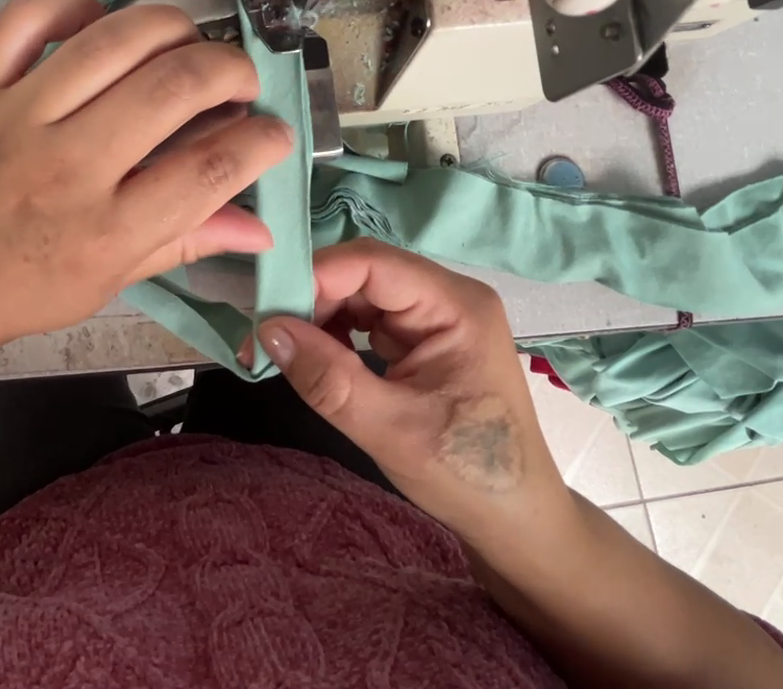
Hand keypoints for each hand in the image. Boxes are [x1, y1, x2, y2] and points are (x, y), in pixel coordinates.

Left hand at [0, 0, 293, 375]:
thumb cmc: (20, 291)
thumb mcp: (109, 283)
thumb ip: (187, 243)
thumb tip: (263, 224)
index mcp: (107, 230)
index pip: (212, 167)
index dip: (262, 140)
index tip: (274, 130)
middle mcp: (66, 167)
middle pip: (176, 86)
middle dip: (231, 70)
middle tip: (238, 79)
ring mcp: (14, 117)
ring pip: (114, 40)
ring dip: (171, 28)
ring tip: (186, 44)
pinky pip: (29, 17)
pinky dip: (75, 4)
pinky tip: (99, 23)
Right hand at [247, 239, 570, 536]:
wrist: (516, 521)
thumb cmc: (466, 474)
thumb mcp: (388, 428)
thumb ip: (326, 377)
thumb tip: (266, 329)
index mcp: (455, 306)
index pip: (371, 262)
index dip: (314, 277)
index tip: (266, 312)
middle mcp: (447, 297)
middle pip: (363, 272)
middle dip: (311, 299)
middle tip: (265, 337)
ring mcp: (436, 316)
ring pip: (360, 293)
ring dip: (319, 317)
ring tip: (283, 350)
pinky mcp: (424, 338)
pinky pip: (368, 318)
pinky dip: (335, 334)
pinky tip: (315, 358)